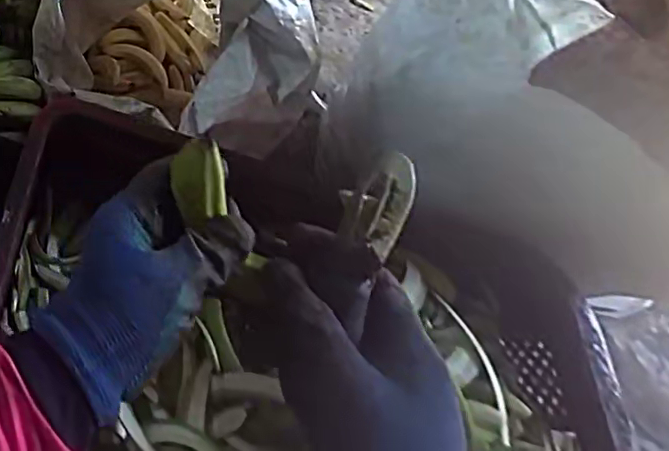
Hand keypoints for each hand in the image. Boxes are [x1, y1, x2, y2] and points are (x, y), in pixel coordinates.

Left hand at [31, 159, 252, 422]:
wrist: (89, 361)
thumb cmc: (128, 312)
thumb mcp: (175, 280)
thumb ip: (208, 250)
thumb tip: (242, 224)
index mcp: (128, 212)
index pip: (162, 174)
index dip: (194, 170)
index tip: (230, 172)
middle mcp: (130, 224)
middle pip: (172, 201)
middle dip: (207, 206)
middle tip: (243, 220)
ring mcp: (135, 251)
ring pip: (176, 230)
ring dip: (206, 235)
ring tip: (241, 243)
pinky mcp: (144, 278)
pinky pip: (175, 256)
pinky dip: (199, 258)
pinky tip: (226, 269)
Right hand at [267, 228, 464, 450]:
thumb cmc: (374, 443)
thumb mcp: (336, 373)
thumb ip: (307, 314)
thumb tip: (278, 263)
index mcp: (407, 340)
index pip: (368, 270)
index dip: (328, 247)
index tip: (283, 237)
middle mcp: (401, 360)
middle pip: (348, 301)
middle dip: (304, 284)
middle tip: (261, 279)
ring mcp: (389, 394)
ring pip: (336, 336)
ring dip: (298, 321)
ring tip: (263, 321)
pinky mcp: (370, 419)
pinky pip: (332, 372)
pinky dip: (303, 360)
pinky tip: (282, 370)